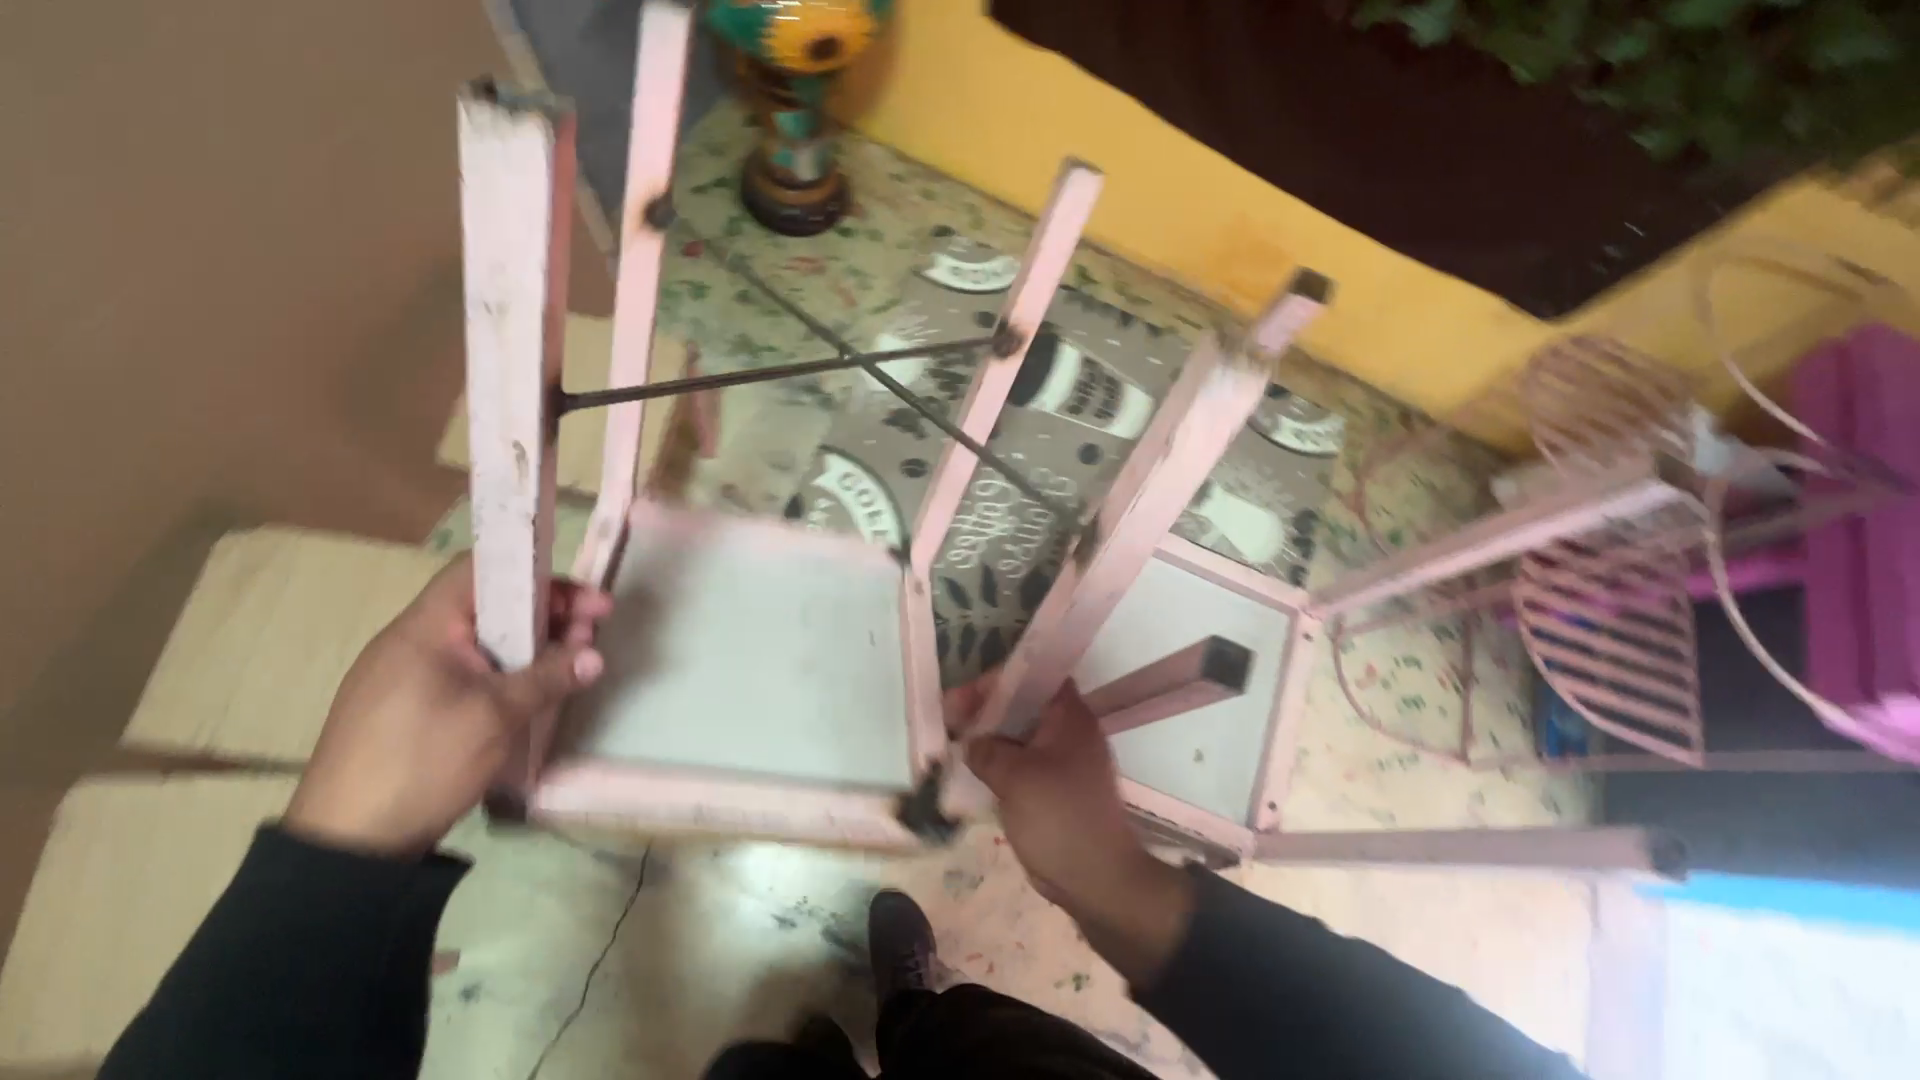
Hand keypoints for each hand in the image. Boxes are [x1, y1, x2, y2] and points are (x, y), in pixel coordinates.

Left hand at [283, 556, 612, 857]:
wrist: (349, 844)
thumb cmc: (423, 761)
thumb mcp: (495, 716)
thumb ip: (548, 678)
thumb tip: (594, 656)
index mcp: (425, 628)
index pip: (481, 569)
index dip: (539, 574)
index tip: (586, 602)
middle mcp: (413, 641)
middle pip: (488, 604)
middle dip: (547, 613)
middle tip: (592, 636)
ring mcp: (409, 675)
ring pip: (482, 641)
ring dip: (531, 645)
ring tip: (571, 666)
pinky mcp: (412, 707)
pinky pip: (469, 671)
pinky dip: (507, 671)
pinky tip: (532, 693)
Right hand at [950, 677, 1194, 984]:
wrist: (1097, 880)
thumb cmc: (1059, 818)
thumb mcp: (1015, 778)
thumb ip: (988, 751)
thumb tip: (972, 742)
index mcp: (1070, 717)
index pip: (1033, 677)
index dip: (998, 681)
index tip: (965, 698)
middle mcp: (1071, 733)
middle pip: (1025, 706)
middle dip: (988, 710)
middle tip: (952, 720)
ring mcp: (1066, 763)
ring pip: (1023, 738)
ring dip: (992, 740)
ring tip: (957, 745)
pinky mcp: (1058, 791)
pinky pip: (1025, 766)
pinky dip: (1001, 766)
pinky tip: (974, 775)